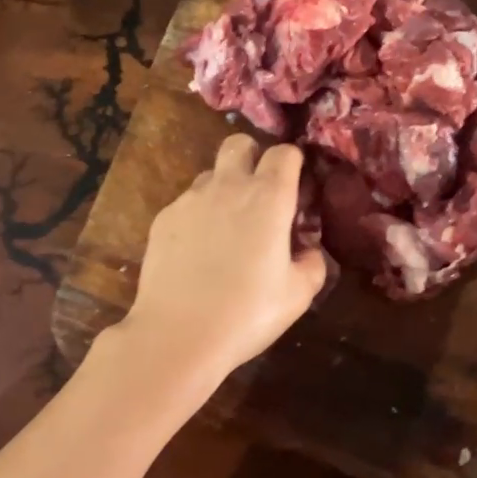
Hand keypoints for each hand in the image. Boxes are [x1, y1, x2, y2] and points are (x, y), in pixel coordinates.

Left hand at [115, 135, 328, 382]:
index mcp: (269, 197)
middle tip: (259, 192)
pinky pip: (187, 203)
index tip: (296, 186)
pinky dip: (198, 215)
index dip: (293, 163)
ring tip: (227, 228)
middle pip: (240, 143)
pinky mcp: (164, 217)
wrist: (178, 334)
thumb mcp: (298, 295)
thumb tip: (308, 249)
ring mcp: (191, 198)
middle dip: (252, 157)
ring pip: (210, 174)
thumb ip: (312, 263)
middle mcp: (229, 185)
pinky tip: (198, 252)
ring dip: (223, 188)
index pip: (284, 153)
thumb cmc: (247, 313)